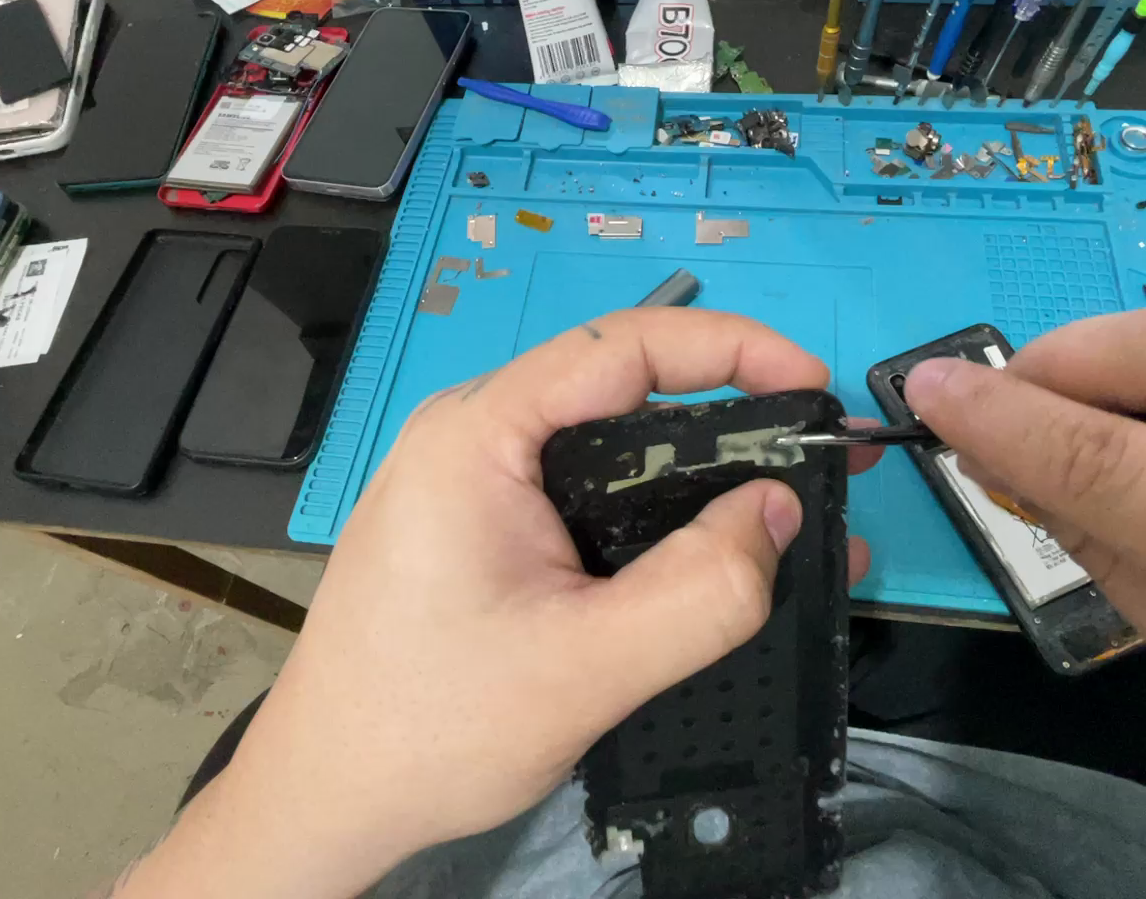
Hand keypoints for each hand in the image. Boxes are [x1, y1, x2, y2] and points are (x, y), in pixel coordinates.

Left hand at [117, 309, 871, 898]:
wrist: (323, 799)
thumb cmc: (431, 729)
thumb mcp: (583, 668)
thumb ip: (698, 591)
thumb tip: (780, 506)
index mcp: (482, 433)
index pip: (623, 348)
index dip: (730, 347)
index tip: (810, 384)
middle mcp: (482, 433)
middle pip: (627, 395)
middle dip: (735, 420)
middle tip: (822, 460)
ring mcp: (486, 479)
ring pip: (619, 451)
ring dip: (708, 479)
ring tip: (793, 519)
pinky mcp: (496, 523)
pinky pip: (597, 498)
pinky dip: (666, 520)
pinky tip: (720, 558)